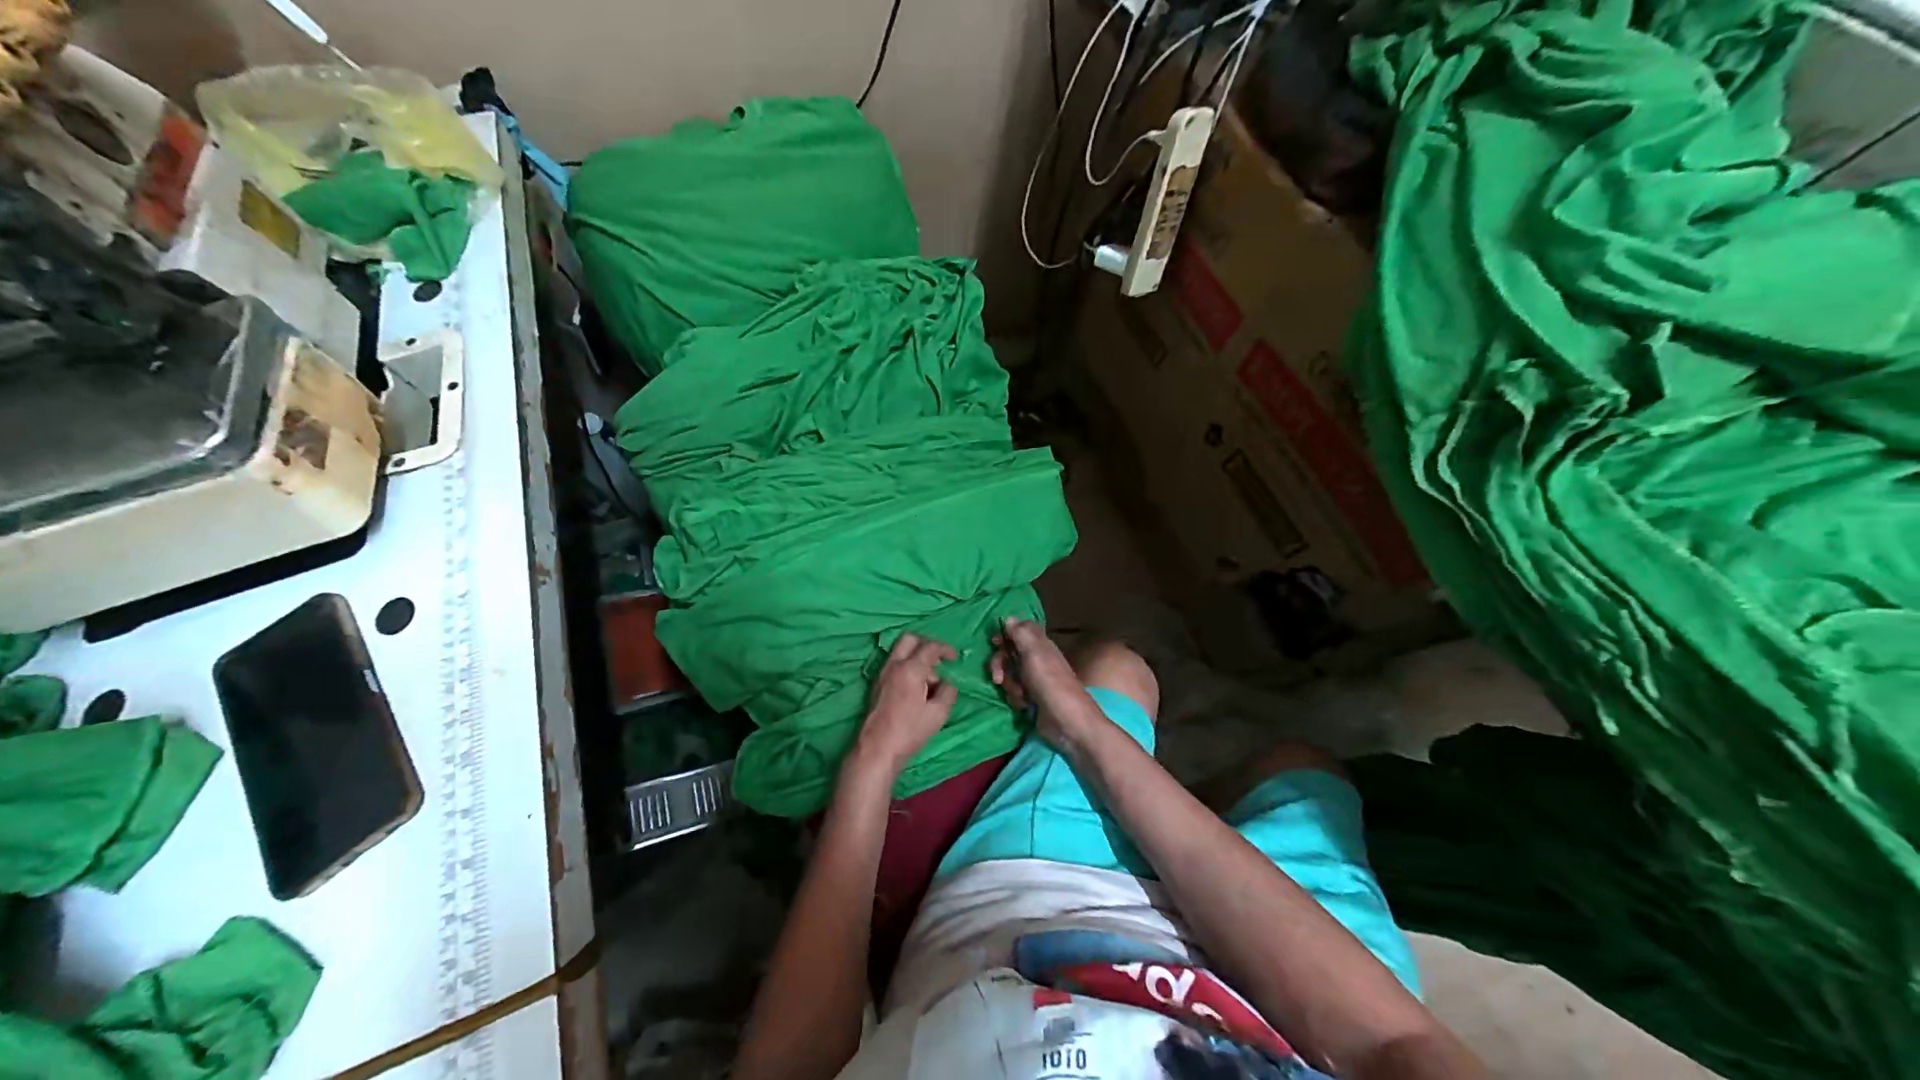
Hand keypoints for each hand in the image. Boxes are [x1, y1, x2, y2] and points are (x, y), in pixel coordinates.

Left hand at [850, 632, 958, 777]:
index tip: (954, 657)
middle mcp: (893, 665)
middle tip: (939, 660)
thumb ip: (948, 692)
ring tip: (930, 683)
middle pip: (909, 639)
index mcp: (910, 669)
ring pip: (900, 652)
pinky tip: (916, 689)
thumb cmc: (910, 731)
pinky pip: (894, 665)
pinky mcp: (877, 685)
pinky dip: (907, 668)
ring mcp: (882, 674)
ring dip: (916, 658)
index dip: (945, 649)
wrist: (877, 750)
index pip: (930, 647)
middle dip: (926, 644)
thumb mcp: (939, 713)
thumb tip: (947, 683)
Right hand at [989, 618, 1105, 752]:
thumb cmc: (1050, 684)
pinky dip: (1016, 699)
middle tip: (998, 678)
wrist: (1067, 722)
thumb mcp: (1034, 654)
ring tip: (1020, 696)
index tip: (994, 643)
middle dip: (1000, 665)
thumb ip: (1021, 634)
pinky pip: (1014, 692)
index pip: (1019, 631)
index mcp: (1040, 645)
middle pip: (1009, 654)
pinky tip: (1024, 706)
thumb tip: (1009, 617)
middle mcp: (1037, 660)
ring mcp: (1034, 680)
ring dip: (1010, 685)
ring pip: (1010, 674)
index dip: (1005, 635)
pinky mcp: (1032, 699)